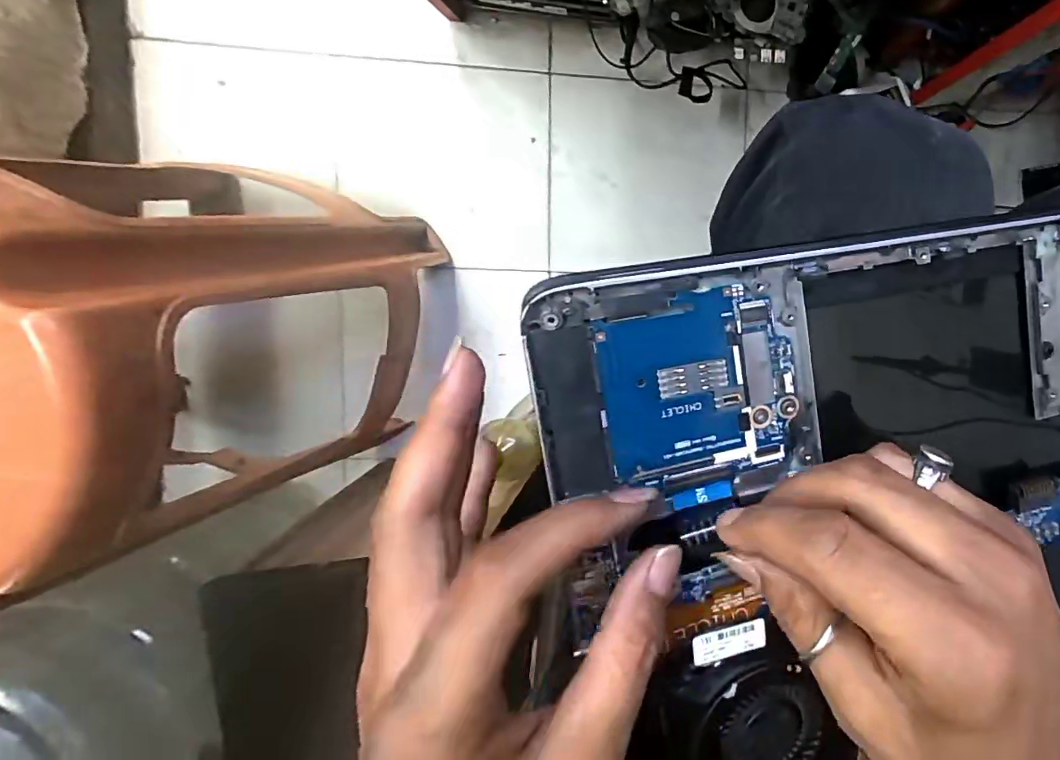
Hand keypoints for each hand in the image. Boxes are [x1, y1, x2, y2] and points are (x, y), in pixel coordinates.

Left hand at [359, 343, 681, 758]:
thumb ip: (624, 660)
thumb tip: (663, 557)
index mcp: (431, 695)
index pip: (502, 573)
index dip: (576, 524)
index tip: (640, 504)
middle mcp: (397, 655)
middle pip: (405, 524)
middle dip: (437, 433)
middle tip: (465, 365)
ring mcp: (396, 648)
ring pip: (410, 531)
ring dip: (441, 453)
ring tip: (467, 389)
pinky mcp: (414, 646)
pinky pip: (431, 552)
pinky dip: (457, 494)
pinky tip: (481, 459)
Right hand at [712, 444, 1059, 759]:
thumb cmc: (964, 758)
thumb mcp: (874, 720)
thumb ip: (812, 629)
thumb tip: (758, 558)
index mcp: (949, 636)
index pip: (838, 547)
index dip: (773, 528)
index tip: (733, 529)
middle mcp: (982, 567)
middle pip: (863, 486)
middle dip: (796, 492)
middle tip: (759, 519)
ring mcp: (1000, 535)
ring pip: (892, 466)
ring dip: (832, 478)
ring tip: (798, 513)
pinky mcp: (1004, 522)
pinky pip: (923, 474)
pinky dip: (876, 482)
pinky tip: (854, 512)